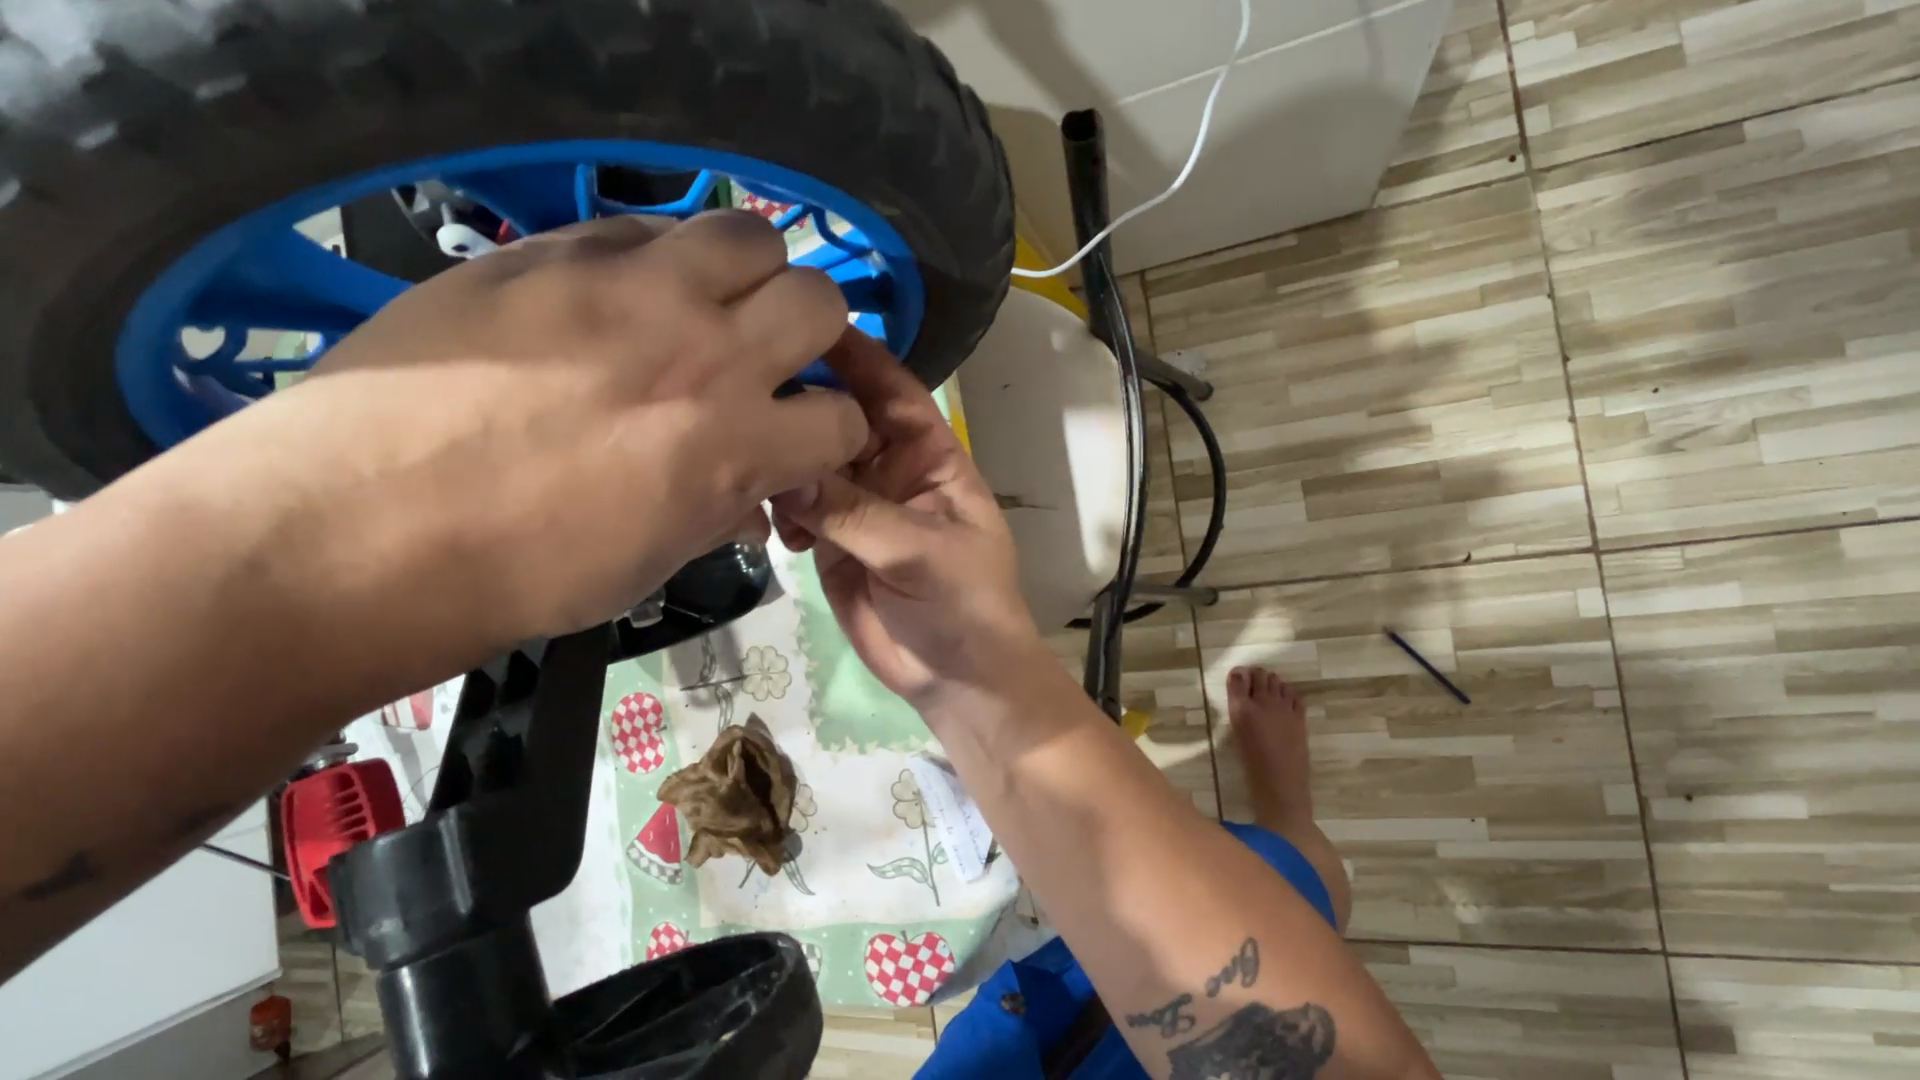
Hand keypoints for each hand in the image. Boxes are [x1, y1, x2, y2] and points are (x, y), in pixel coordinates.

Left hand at [153, 211, 867, 646]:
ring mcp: (631, 288)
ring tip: (708, 306)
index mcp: (735, 444)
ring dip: (750, 274)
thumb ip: (725, 508)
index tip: (809, 438)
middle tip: (769, 358)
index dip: (837, 431)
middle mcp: (705, 352)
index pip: (845, 416)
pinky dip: (661, 259)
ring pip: (750, 234)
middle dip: (812, 335)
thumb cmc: (522, 574)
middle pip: (821, 300)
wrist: (361, 530)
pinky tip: (623, 295)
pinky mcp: (555, 251)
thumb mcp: (655, 560)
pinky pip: (646, 227)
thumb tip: (755, 488)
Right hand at [770, 332, 1044, 706]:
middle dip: (798, 402)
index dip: (851, 351)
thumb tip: (782, 468)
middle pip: (837, 417)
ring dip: (778, 457)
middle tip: (737, 387)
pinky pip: (794, 506)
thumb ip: (852, 510)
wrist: (957, 679)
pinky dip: (773, 504)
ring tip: (739, 460)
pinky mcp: (828, 540)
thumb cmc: (964, 605)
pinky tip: (758, 516)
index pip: (889, 387)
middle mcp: (888, 468)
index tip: (796, 317)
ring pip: (808, 460)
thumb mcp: (919, 550)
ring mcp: (855, 504)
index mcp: (929, 454)